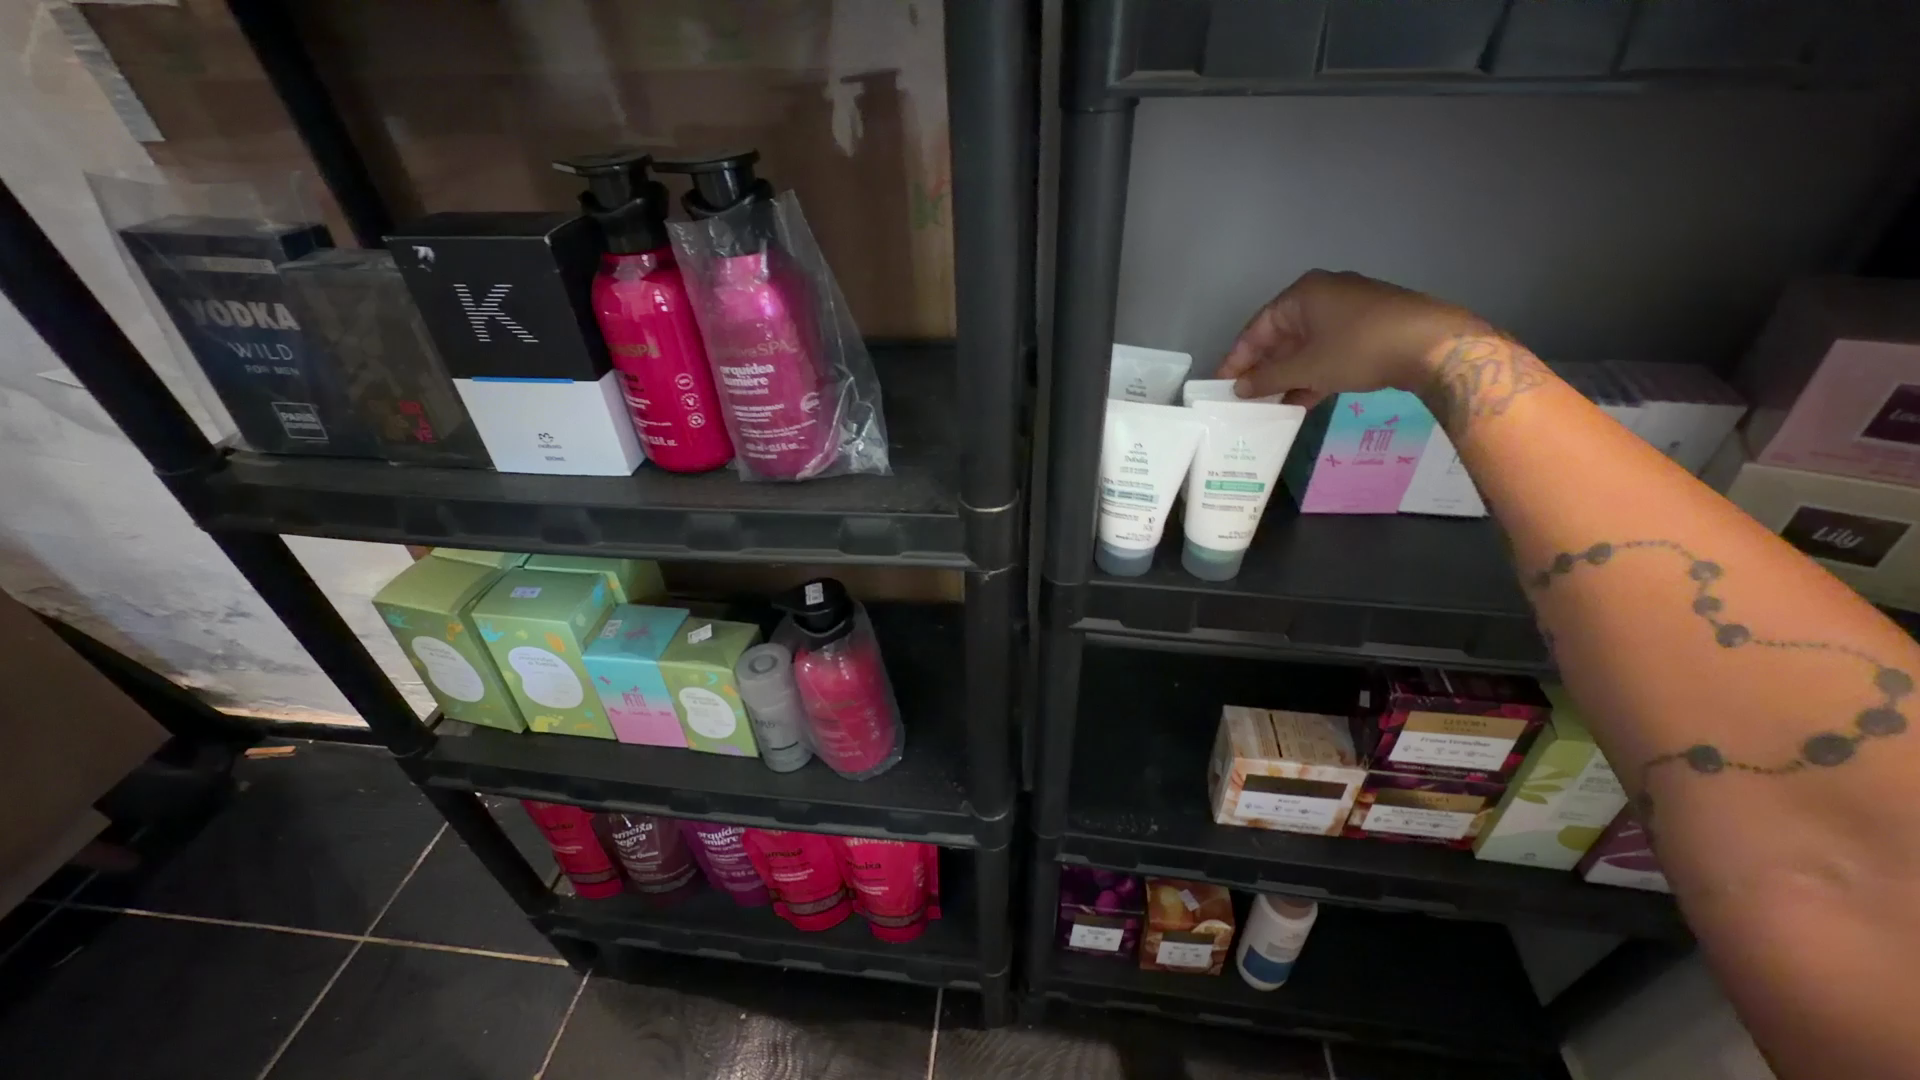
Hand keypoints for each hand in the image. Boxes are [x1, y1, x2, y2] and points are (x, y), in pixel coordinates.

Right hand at [1216, 270, 1486, 407]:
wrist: (1433, 345)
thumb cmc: (1358, 348)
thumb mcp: (1306, 368)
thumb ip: (1268, 379)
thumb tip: (1240, 388)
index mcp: (1303, 294)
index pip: (1257, 328)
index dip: (1237, 358)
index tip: (1222, 385)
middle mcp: (1324, 295)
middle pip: (1281, 336)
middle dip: (1263, 369)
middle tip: (1245, 397)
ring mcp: (1350, 312)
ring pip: (1306, 347)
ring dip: (1288, 376)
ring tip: (1269, 405)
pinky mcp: (1370, 329)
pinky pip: (1329, 352)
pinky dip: (1313, 374)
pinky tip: (1301, 401)